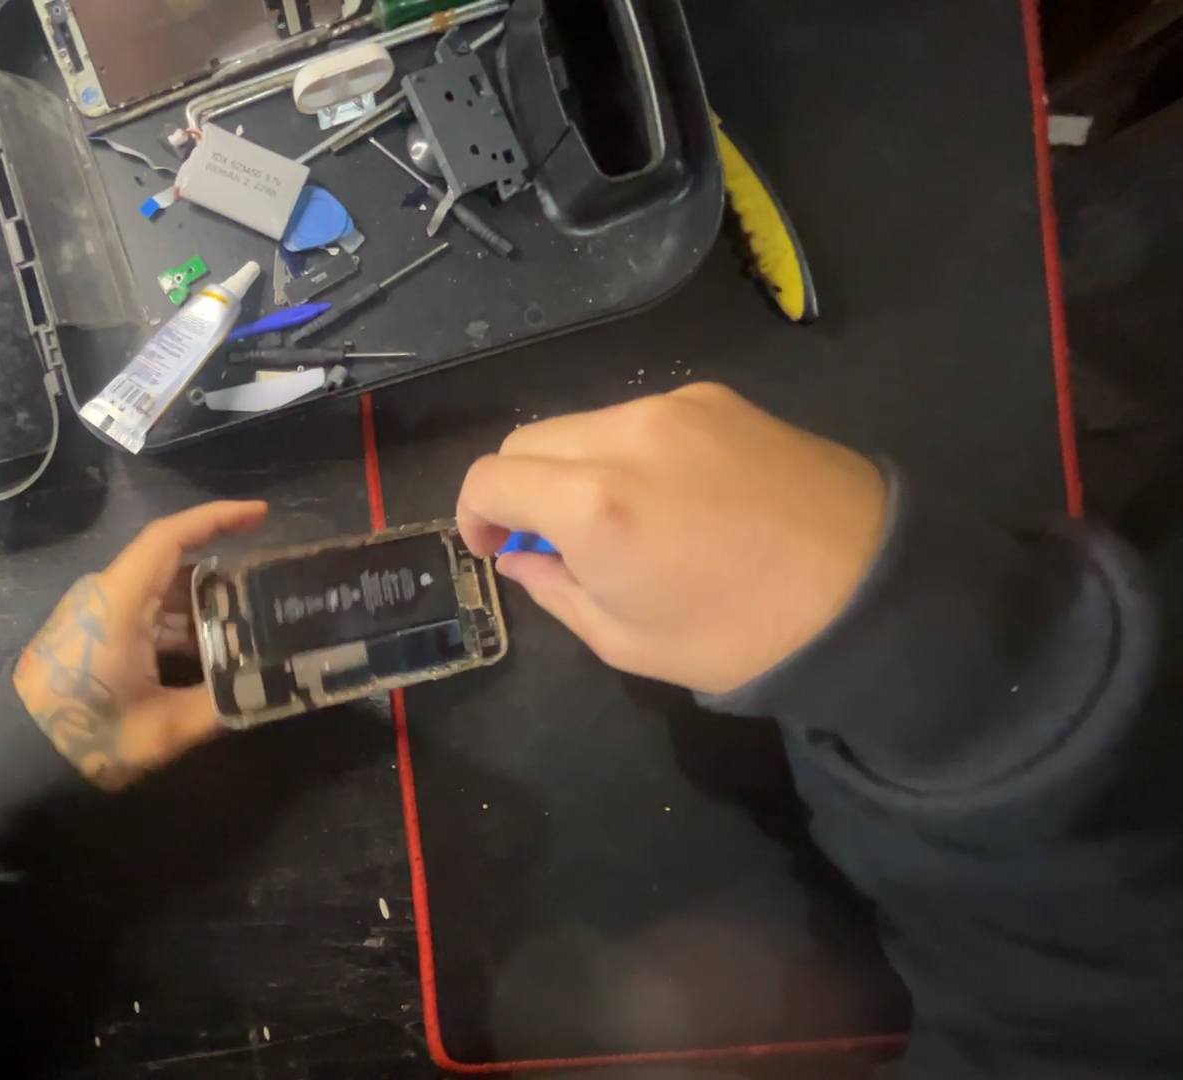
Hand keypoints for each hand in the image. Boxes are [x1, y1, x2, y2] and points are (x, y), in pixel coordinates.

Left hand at [15, 501, 269, 789]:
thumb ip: (219, 707)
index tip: (260, 514)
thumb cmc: (84, 736)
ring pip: (162, 593)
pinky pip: (147, 614)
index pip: (170, 537)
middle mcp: (107, 594)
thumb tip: (270, 691)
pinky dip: (181, 627)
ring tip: (252, 627)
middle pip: (173, 566)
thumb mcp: (161, 729)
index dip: (217, 518)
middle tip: (270, 592)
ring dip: (203, 608)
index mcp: (119, 601)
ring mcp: (97, 612)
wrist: (12, 758)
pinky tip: (212, 654)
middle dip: (223, 576)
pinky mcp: (94, 632)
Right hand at [456, 384, 887, 694]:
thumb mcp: (623, 638)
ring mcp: (673, 409)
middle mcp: (623, 437)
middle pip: (524, 441)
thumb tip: (518, 557)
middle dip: (514, 488)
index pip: (488, 479)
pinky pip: (632, 418)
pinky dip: (617, 451)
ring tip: (607, 515)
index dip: (472, 515)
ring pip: (576, 425)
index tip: (494, 548)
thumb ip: (550, 588)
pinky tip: (661, 492)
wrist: (883, 598)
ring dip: (564, 467)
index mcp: (591, 504)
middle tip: (544, 537)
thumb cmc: (740, 636)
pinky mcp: (716, 401)